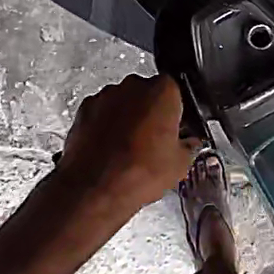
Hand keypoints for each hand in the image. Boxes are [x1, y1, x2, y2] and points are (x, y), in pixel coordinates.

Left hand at [57, 74, 199, 215]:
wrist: (95, 186)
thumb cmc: (137, 171)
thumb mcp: (179, 164)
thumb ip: (188, 146)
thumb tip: (188, 145)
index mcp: (162, 92)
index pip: (174, 91)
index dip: (174, 111)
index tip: (173, 128)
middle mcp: (133, 87)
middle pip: (146, 93)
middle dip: (149, 112)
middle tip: (152, 141)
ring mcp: (106, 95)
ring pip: (122, 102)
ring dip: (126, 118)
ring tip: (129, 149)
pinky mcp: (85, 108)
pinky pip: (101, 112)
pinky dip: (104, 125)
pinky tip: (109, 149)